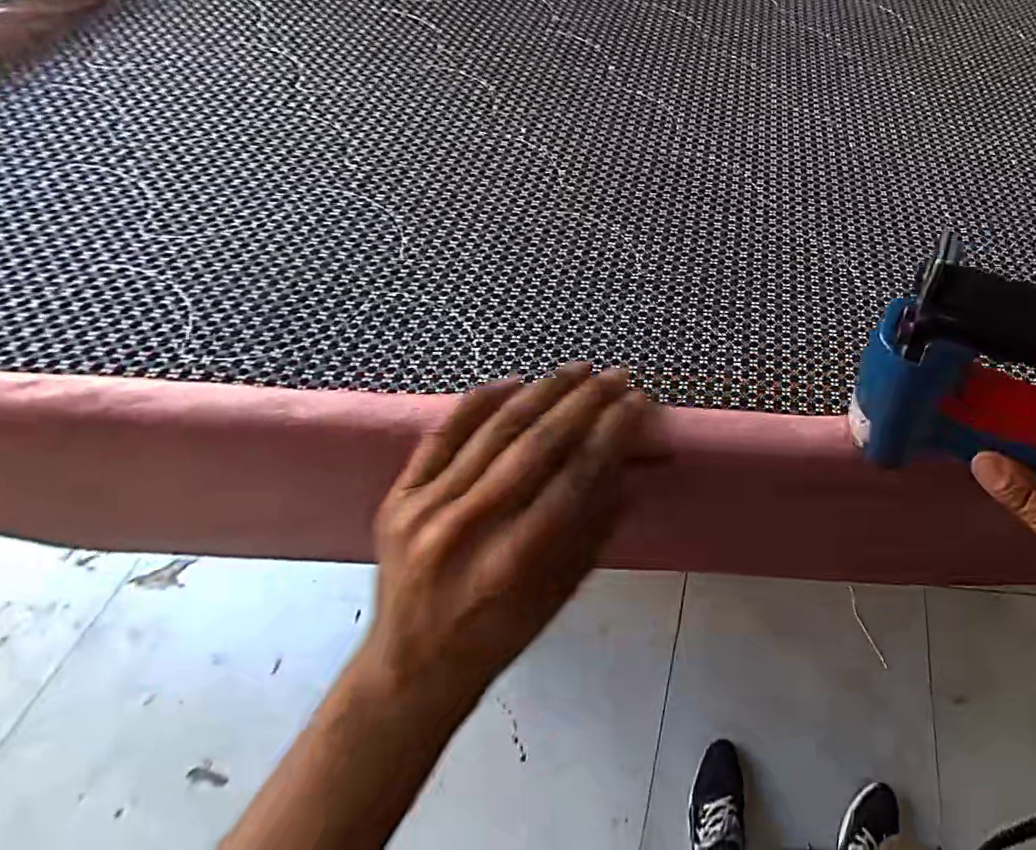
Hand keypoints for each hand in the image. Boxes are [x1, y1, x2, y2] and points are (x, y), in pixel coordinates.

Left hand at [357, 362, 651, 711]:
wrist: (409, 667)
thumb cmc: (496, 638)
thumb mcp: (558, 595)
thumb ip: (594, 531)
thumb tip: (631, 470)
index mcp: (514, 560)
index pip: (575, 476)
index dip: (612, 433)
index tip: (637, 403)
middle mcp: (469, 525)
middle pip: (537, 444)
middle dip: (585, 402)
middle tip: (617, 376)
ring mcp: (427, 506)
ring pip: (494, 430)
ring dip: (542, 392)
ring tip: (577, 369)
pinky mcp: (399, 496)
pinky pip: (443, 434)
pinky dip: (479, 402)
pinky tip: (513, 381)